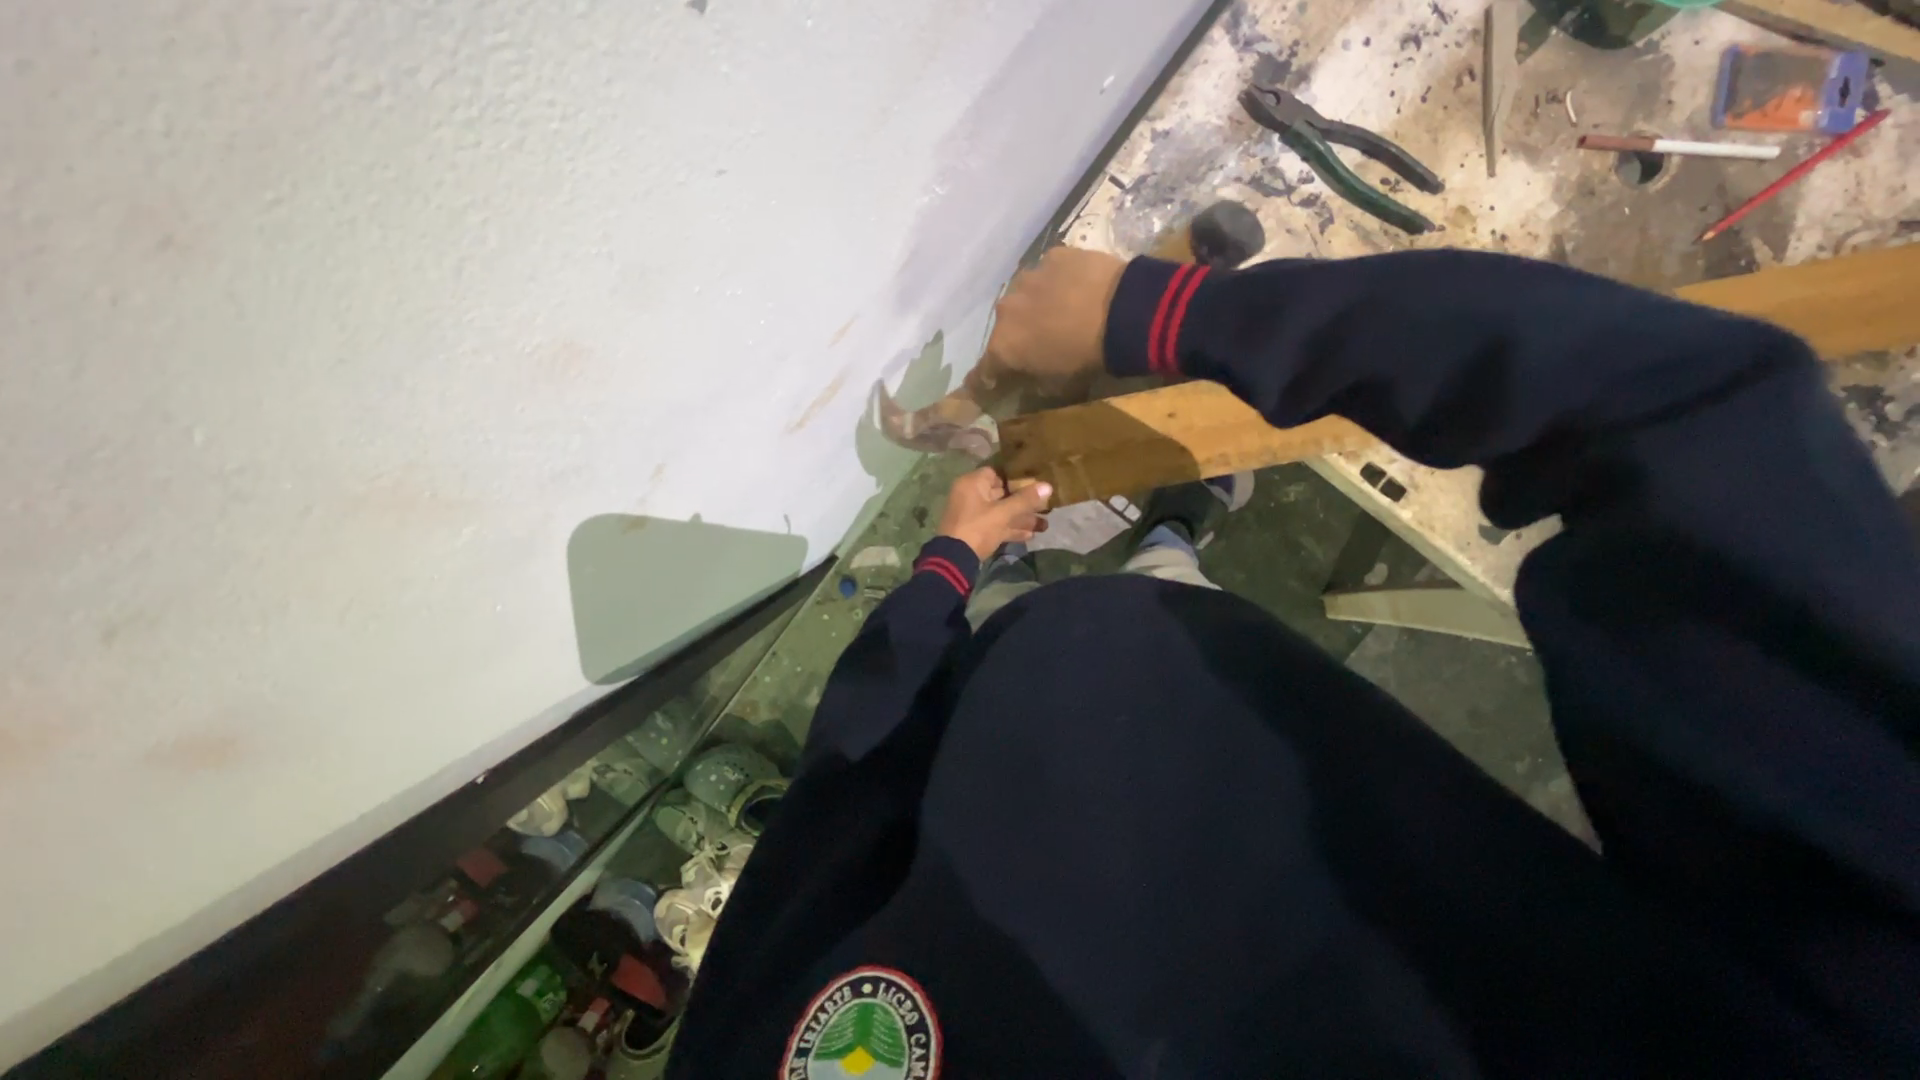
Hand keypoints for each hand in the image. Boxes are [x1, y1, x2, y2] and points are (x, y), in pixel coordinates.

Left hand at [937, 468, 1052, 560]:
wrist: (954, 559)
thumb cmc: (978, 528)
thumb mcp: (1003, 513)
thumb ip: (1025, 500)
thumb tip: (1048, 486)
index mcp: (972, 483)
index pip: (995, 473)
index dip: (1014, 478)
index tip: (1033, 484)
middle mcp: (970, 495)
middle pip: (1000, 494)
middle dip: (1022, 502)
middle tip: (1044, 506)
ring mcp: (972, 515)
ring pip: (1000, 512)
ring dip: (1020, 518)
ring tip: (1044, 525)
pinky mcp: (974, 531)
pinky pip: (995, 525)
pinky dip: (1010, 529)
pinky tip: (1030, 536)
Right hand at [984, 247, 1126, 381]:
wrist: (1122, 312)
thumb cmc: (1087, 357)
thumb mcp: (1060, 384)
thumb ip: (1035, 380)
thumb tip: (1031, 378)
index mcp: (1003, 346)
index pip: (982, 371)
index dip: (984, 381)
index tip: (989, 384)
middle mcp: (1006, 309)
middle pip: (1006, 327)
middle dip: (1019, 334)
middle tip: (1041, 341)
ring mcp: (1029, 277)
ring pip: (1026, 295)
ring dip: (1037, 304)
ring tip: (1062, 310)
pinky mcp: (1054, 255)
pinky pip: (1050, 272)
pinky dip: (1059, 281)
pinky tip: (1078, 287)